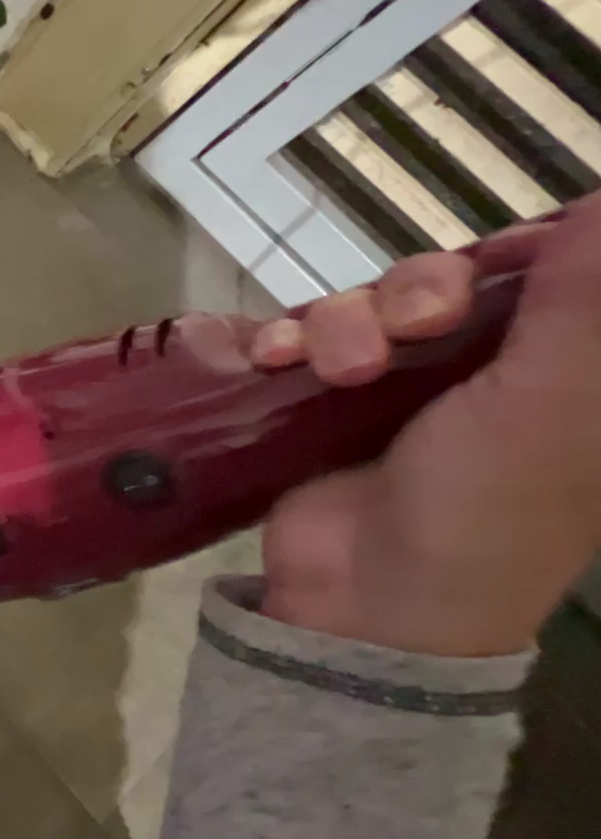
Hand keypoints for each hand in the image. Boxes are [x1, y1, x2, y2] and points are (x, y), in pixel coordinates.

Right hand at [242, 202, 600, 656]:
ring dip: (336, 322)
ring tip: (324, 368)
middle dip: (413, 292)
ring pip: (359, 307)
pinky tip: (269, 361)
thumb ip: (585, 300)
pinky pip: (293, 341)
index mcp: (560, 364)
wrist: (366, 589)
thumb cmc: (485, 503)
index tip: (496, 260)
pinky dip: (277, 340)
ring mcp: (391, 385)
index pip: (546, 267)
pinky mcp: (316, 402)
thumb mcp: (552, 399)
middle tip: (411, 328)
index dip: (519, 249)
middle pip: (441, 279)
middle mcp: (479, 364)